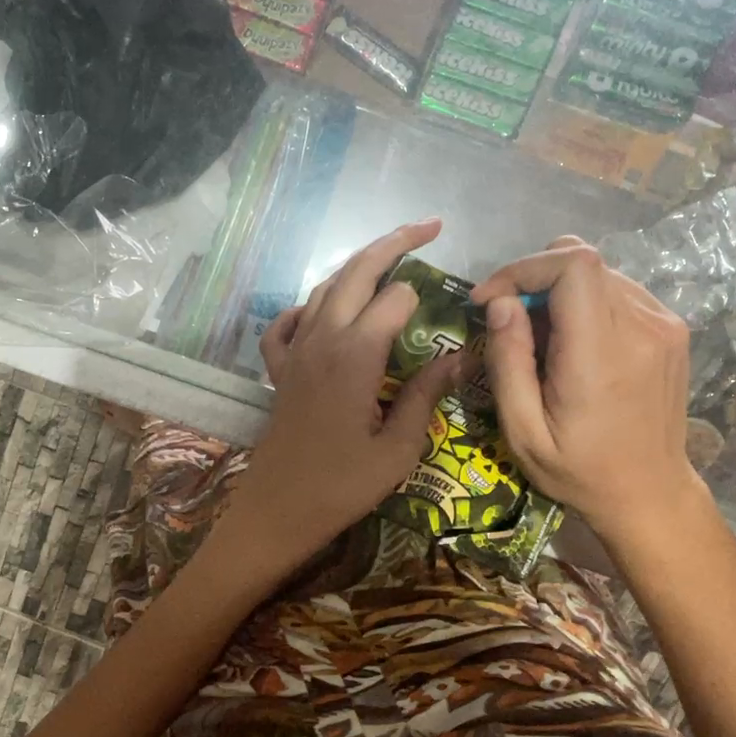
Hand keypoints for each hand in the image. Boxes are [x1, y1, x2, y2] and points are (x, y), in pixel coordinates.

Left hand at [224, 218, 465, 569]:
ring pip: (323, 289)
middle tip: (429, 226)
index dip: (426, 297)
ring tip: (388, 258)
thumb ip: (426, 396)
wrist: (278, 510)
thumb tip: (458, 358)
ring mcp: (293, 353)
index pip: (397, 297)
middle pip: (356, 272)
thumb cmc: (341, 487)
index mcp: (355, 354)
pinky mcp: (277, 372)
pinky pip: (285, 323)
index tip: (450, 310)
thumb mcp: (398, 449)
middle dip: (394, 242)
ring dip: (355, 268)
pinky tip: (322, 311)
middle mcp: (321, 340)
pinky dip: (305, 307)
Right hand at [471, 236, 702, 539]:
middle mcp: (642, 327)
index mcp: (602, 355)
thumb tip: (500, 304)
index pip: (572, 265)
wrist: (648, 491)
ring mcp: (664, 324)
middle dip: (533, 281)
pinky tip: (570, 344)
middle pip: (583, 261)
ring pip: (599, 272)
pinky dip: (583, 304)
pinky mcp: (671, 328)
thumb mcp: (522, 432)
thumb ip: (509, 363)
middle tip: (506, 323)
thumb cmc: (577, 470)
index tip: (488, 301)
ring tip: (537, 339)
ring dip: (557, 293)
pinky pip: (618, 291)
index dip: (523, 269)